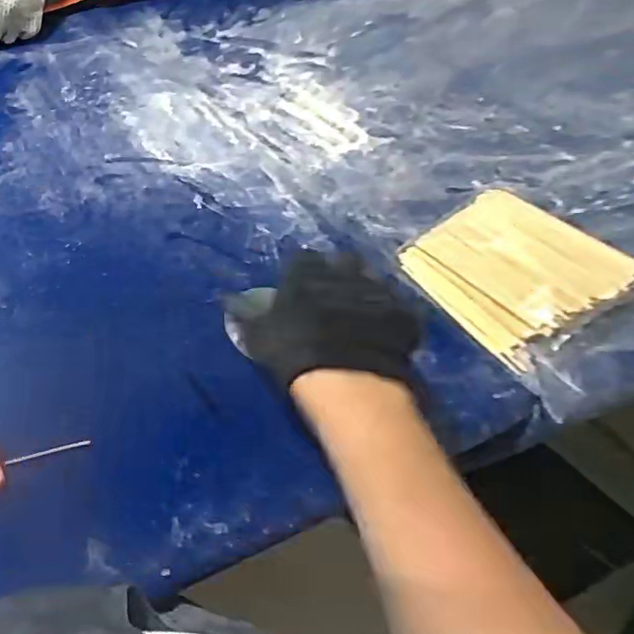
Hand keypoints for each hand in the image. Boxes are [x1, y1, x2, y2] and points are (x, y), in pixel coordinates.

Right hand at [237, 250, 422, 389]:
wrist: (345, 375)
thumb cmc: (290, 348)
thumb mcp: (257, 331)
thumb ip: (248, 311)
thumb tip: (228, 297)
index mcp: (305, 277)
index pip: (304, 258)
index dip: (302, 263)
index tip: (297, 271)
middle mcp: (344, 277)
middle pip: (346, 261)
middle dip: (340, 267)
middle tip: (332, 280)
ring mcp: (379, 295)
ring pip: (374, 280)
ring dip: (366, 287)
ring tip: (358, 300)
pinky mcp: (406, 316)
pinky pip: (398, 307)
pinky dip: (389, 311)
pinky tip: (382, 322)